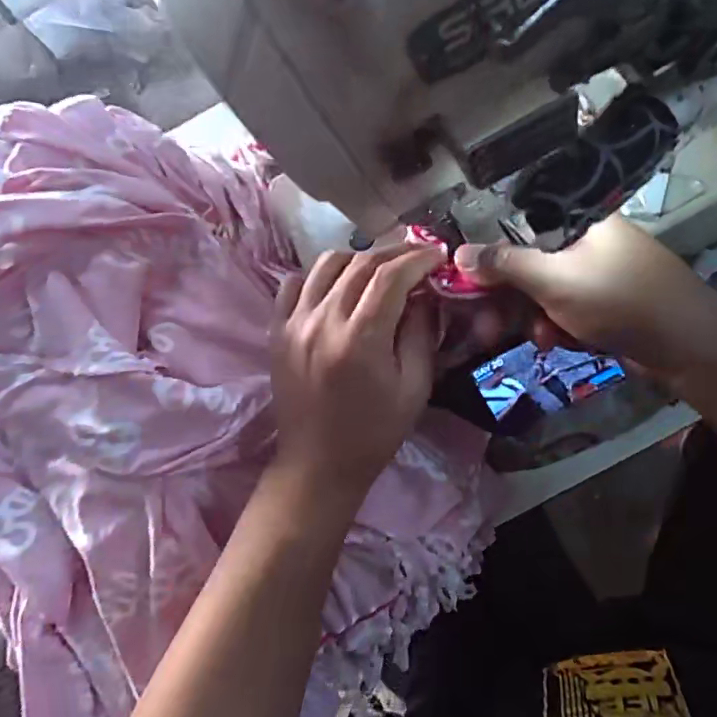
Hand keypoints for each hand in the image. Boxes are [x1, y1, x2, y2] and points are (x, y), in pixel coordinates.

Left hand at [270, 245, 445, 498]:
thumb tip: (424, 294)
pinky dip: (320, 275)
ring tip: (381, 269)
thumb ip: (421, 333)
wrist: (319, 464)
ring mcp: (294, 323)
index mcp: (360, 339)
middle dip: (395, 251)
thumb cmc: (376, 431)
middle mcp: (323, 321)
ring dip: (360, 258)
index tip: (439, 255)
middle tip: (418, 254)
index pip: (391, 276)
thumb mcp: (415, 386)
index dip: (418, 258)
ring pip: (327, 264)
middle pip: (360, 263)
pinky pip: (295, 283)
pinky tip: (339, 287)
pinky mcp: (277, 330)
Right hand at [453, 216, 716, 377]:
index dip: (491, 258)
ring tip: (542, 340)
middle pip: (530, 263)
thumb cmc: (619, 299)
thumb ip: (504, 265)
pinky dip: (560, 326)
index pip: (519, 227)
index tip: (468, 288)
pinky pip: (569, 310)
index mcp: (580, 219)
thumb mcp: (554, 279)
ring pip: (547, 292)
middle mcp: (588, 241)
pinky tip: (562, 343)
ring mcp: (600, 273)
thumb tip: (457, 253)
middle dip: (509, 300)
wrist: (688, 345)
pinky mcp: (608, 304)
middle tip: (486, 330)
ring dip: (534, 318)